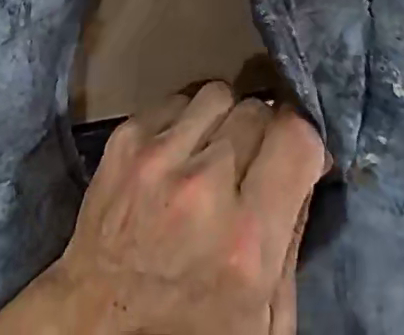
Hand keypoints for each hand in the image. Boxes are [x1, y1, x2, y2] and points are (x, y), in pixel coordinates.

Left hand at [0, 82, 326, 334]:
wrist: (94, 330)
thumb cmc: (191, 330)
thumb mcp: (266, 314)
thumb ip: (294, 231)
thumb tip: (310, 159)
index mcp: (246, 239)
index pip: (297, 135)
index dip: (304, 139)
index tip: (298, 153)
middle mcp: (202, 188)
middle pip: (257, 109)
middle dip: (264, 132)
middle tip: (252, 164)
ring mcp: (156, 159)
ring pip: (218, 93)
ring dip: (224, 119)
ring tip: (215, 153)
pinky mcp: (123, 143)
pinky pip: (177, 99)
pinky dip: (186, 119)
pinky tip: (181, 153)